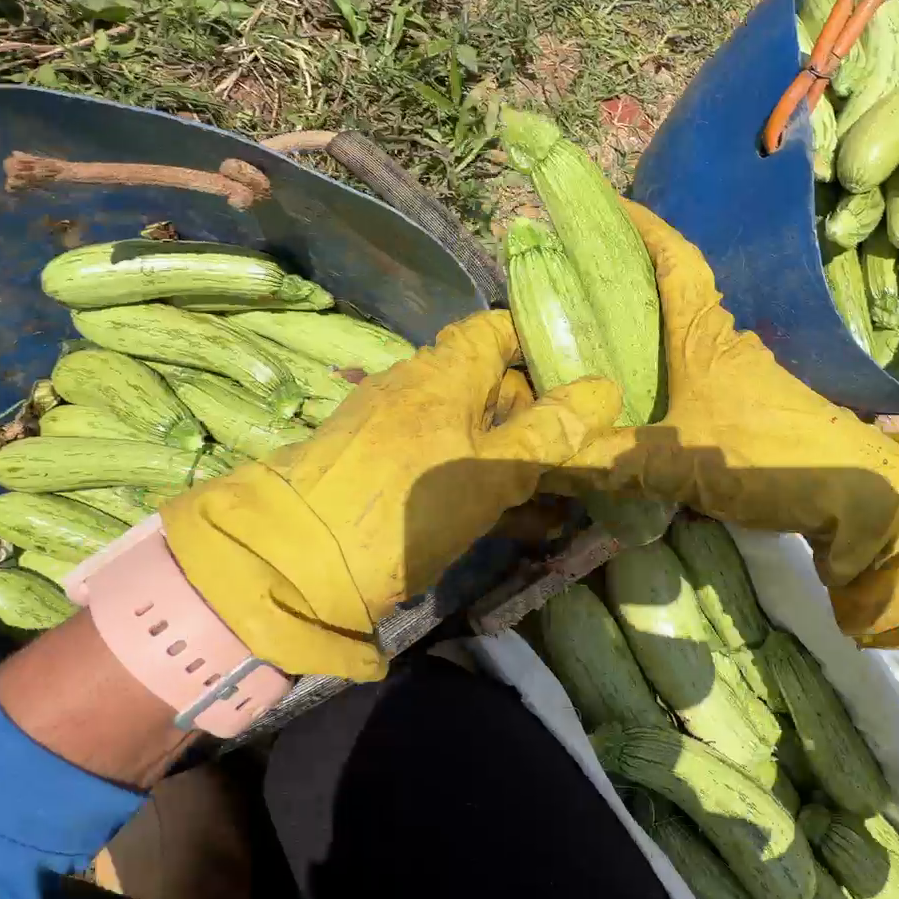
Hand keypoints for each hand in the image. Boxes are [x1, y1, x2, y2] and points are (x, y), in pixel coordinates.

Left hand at [162, 310, 620, 678]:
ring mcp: (400, 436)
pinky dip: (490, 486)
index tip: (582, 366)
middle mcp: (419, 392)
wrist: (293, 567)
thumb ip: (549, 432)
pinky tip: (525, 522)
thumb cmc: (403, 505)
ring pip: (477, 433)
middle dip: (543, 413)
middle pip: (493, 385)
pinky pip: (454, 468)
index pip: (495, 330)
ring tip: (567, 495)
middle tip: (589, 448)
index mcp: (442, 375)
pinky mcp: (389, 478)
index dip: (538, 340)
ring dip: (522, 458)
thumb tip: (605, 389)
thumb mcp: (489, 470)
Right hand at [548, 200, 898, 647]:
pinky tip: (647, 405)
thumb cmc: (763, 455)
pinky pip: (701, 374)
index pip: (676, 261)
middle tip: (584, 286)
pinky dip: (670, 375)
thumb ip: (611, 460)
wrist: (852, 489)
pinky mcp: (758, 405)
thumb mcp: (677, 461)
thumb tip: (550, 457)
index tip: (611, 204)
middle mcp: (726, 343)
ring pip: (689, 338)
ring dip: (653, 333)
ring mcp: (747, 373)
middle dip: (635, 281)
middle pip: (679, 295)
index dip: (645, 227)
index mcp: (705, 336)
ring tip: (603, 347)